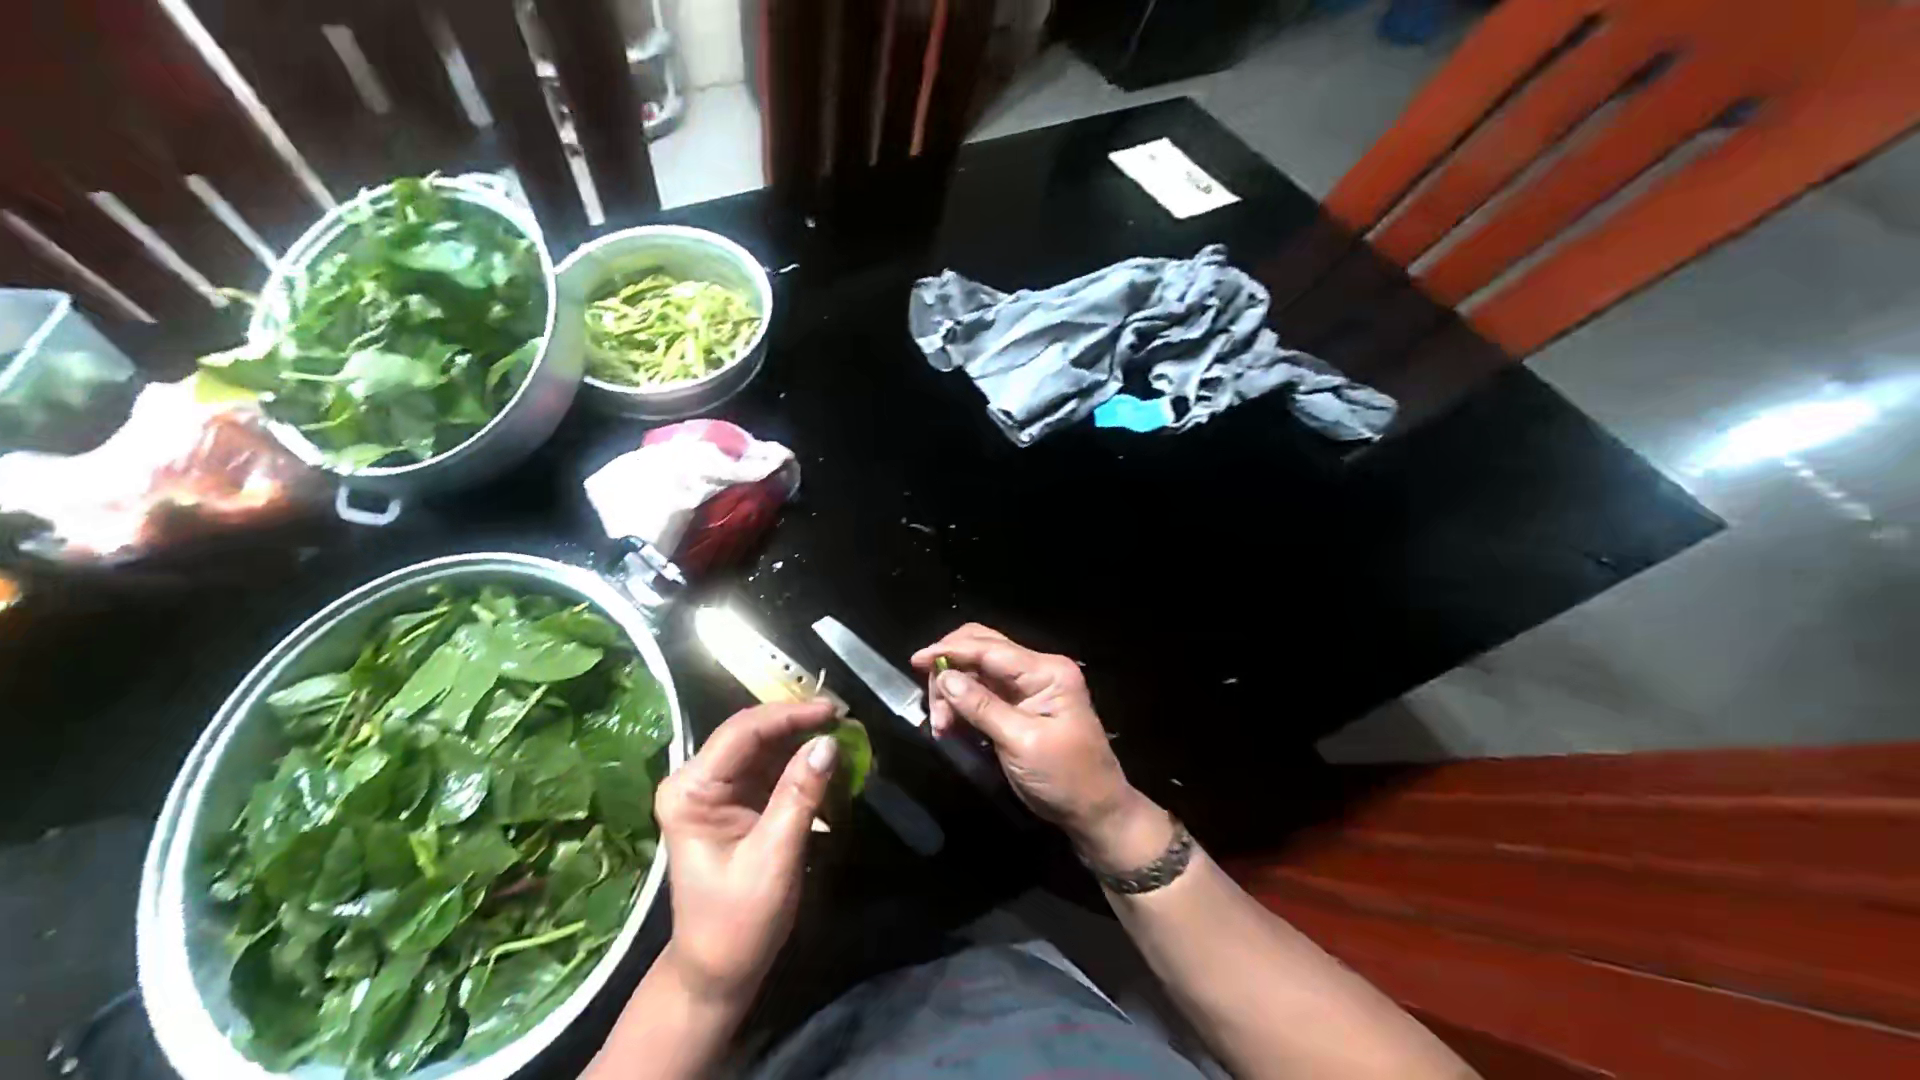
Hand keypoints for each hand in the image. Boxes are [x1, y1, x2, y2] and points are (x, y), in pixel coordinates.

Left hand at [653, 701, 838, 1005]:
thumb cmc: (738, 921)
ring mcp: (717, 789)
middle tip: (845, 718)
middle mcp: (698, 780)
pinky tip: (829, 759)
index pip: (742, 733)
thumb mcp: (774, 857)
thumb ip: (800, 795)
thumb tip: (829, 743)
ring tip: (844, 733)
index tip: (834, 711)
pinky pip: (772, 767)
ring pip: (765, 746)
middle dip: (799, 723)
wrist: (719, 971)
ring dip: (803, 740)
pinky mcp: (737, 800)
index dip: (790, 715)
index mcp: (691, 790)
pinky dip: (801, 762)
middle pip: (753, 733)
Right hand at [911, 624, 1170, 874]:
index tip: (916, 660)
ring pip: (977, 670)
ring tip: (942, 727)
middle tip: (934, 709)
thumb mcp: (1021, 743)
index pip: (991, 648)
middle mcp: (1037, 670)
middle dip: (950, 671)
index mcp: (1046, 671)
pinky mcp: (1019, 705)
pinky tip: (951, 726)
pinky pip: (982, 692)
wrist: (1095, 811)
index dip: (951, 650)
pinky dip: (962, 704)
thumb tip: (945, 677)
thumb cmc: (1066, 777)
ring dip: (953, 692)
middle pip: (982, 649)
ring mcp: (1029, 687)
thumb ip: (982, 707)